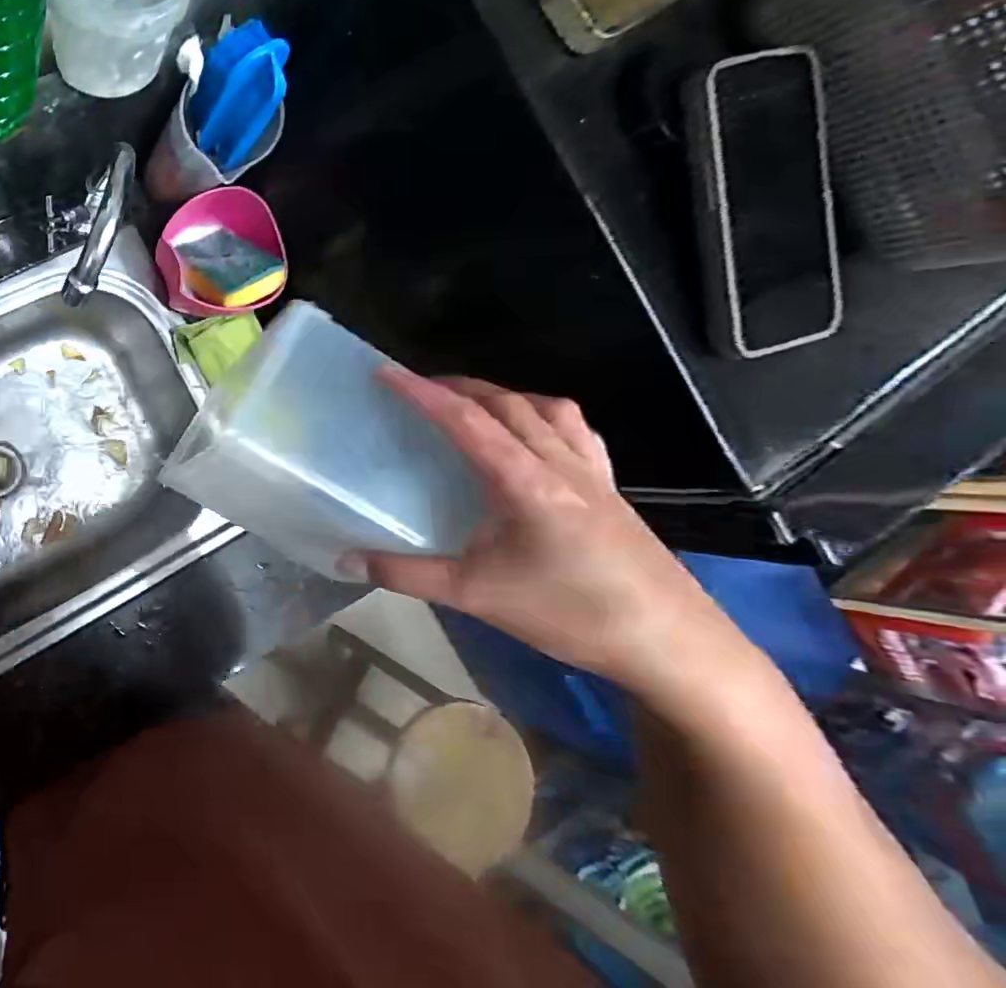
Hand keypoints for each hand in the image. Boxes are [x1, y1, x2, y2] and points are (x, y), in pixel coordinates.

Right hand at [341, 367, 748, 700]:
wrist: (673, 645)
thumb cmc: (572, 614)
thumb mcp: (474, 596)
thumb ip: (405, 574)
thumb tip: (344, 560)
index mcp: (526, 482)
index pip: (467, 421)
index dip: (422, 393)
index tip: (386, 373)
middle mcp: (562, 464)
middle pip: (507, 403)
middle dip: (458, 386)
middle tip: (416, 387)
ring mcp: (593, 474)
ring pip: (546, 409)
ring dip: (502, 395)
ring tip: (470, 404)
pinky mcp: (610, 490)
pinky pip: (575, 431)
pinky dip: (542, 417)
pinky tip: (530, 438)